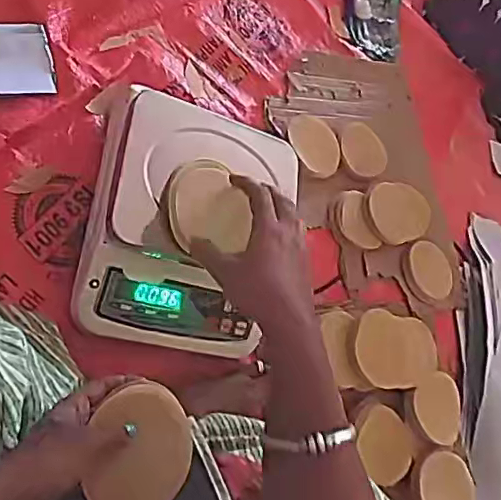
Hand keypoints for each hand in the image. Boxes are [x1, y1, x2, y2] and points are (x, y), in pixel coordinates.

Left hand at [0, 377, 143, 499]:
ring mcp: (66, 448)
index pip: (99, 386)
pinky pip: (93, 461)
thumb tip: (133, 429)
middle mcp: (68, 424)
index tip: (144, 383)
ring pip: (97, 436)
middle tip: (148, 411)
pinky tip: (124, 468)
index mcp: (70, 409)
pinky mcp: (66, 472)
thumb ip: (110, 435)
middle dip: (121, 408)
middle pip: (99, 409)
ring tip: (142, 438)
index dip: (121, 381)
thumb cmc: (47, 463)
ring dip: (116, 436)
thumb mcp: (84, 444)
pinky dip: (108, 461)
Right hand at [188, 175, 311, 331]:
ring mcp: (300, 245)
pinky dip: (287, 221)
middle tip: (253, 189)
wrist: (290, 319)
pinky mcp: (306, 259)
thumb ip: (208, 254)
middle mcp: (288, 231)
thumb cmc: (259, 294)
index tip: (236, 179)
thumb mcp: (226, 273)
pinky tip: (280, 236)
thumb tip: (195, 241)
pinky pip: (298, 229)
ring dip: (280, 204)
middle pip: (281, 199)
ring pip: (293, 213)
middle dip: (266, 189)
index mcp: (269, 228)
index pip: (260, 194)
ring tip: (269, 207)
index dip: (247, 183)